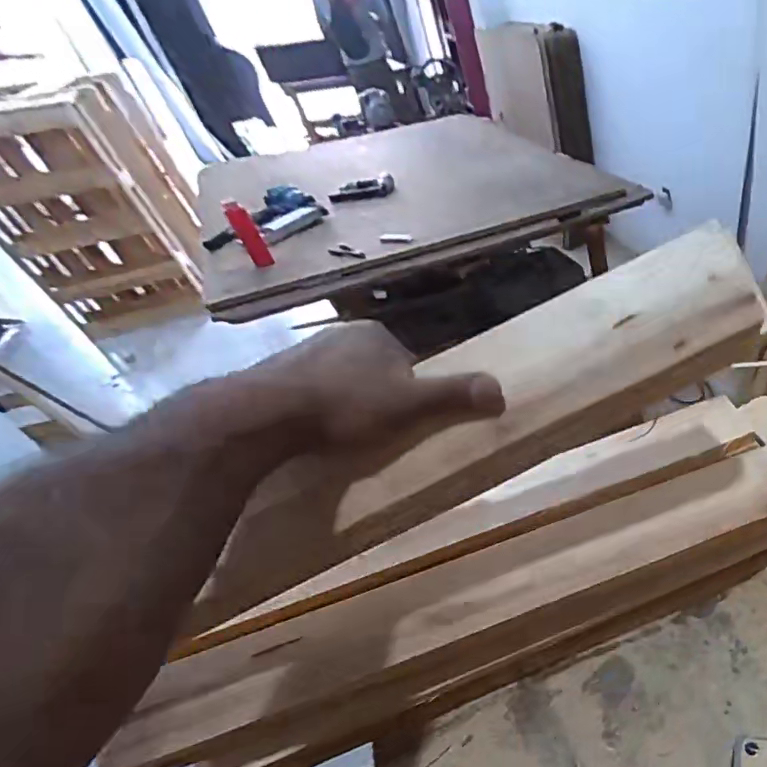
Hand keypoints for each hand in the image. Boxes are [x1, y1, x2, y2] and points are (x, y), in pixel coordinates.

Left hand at [178, 321, 505, 458]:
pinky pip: (312, 389)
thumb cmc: (346, 407)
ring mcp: (304, 351)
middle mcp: (340, 333)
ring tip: (347, 433)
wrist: (265, 414)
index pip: (410, 363)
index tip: (410, 421)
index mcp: (376, 334)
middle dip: (381, 396)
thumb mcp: (410, 405)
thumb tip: (501, 390)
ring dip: (349, 402)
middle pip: (377, 370)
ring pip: (343, 379)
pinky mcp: (276, 373)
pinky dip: (319, 406)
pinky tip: (316, 428)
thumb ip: (453, 396)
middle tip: (380, 431)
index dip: (415, 392)